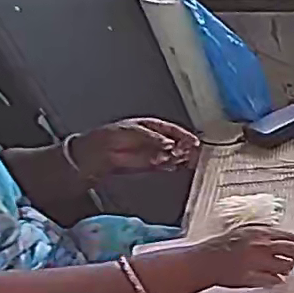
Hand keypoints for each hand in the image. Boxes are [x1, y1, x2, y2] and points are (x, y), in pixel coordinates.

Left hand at [68, 118, 199, 179]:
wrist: (100, 153)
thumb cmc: (112, 136)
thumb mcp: (134, 131)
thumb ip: (154, 138)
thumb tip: (169, 143)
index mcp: (153, 126)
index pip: (174, 130)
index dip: (185, 136)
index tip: (193, 142)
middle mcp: (158, 139)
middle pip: (179, 142)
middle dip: (186, 147)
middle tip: (191, 152)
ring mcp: (157, 152)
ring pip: (177, 154)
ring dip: (182, 157)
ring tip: (182, 159)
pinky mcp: (156, 164)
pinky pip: (170, 165)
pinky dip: (174, 165)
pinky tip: (175, 165)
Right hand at [187, 224, 293, 287]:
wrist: (204, 260)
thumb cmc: (222, 247)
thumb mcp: (246, 232)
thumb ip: (267, 235)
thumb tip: (289, 242)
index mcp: (260, 233)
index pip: (291, 237)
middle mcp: (260, 245)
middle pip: (293, 250)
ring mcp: (257, 261)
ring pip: (286, 266)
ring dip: (286, 269)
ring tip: (279, 270)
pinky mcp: (252, 277)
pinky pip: (274, 280)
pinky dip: (276, 280)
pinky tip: (271, 278)